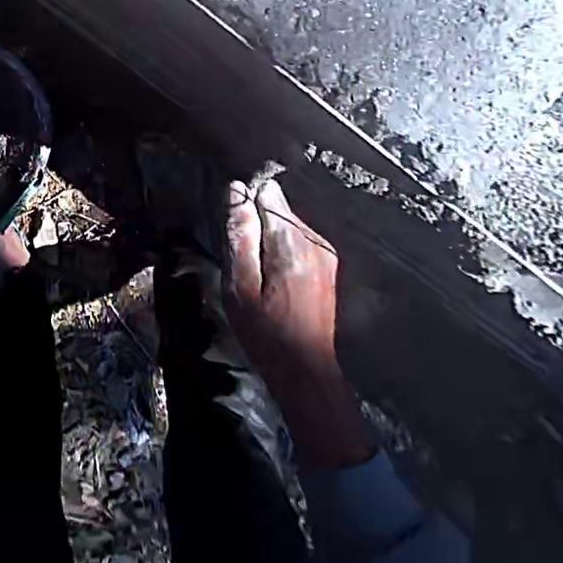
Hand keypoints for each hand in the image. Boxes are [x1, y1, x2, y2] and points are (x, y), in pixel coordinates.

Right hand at [225, 178, 374, 469]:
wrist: (307, 371)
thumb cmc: (268, 335)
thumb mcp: (240, 286)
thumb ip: (240, 236)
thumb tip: (236, 191)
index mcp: (293, 244)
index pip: (267, 192)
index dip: (245, 202)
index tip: (235, 226)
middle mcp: (316, 241)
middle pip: (277, 205)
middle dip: (256, 221)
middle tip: (243, 259)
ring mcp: (326, 252)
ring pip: (286, 222)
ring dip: (267, 236)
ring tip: (257, 272)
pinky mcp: (328, 263)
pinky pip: (297, 238)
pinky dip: (280, 248)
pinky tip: (274, 277)